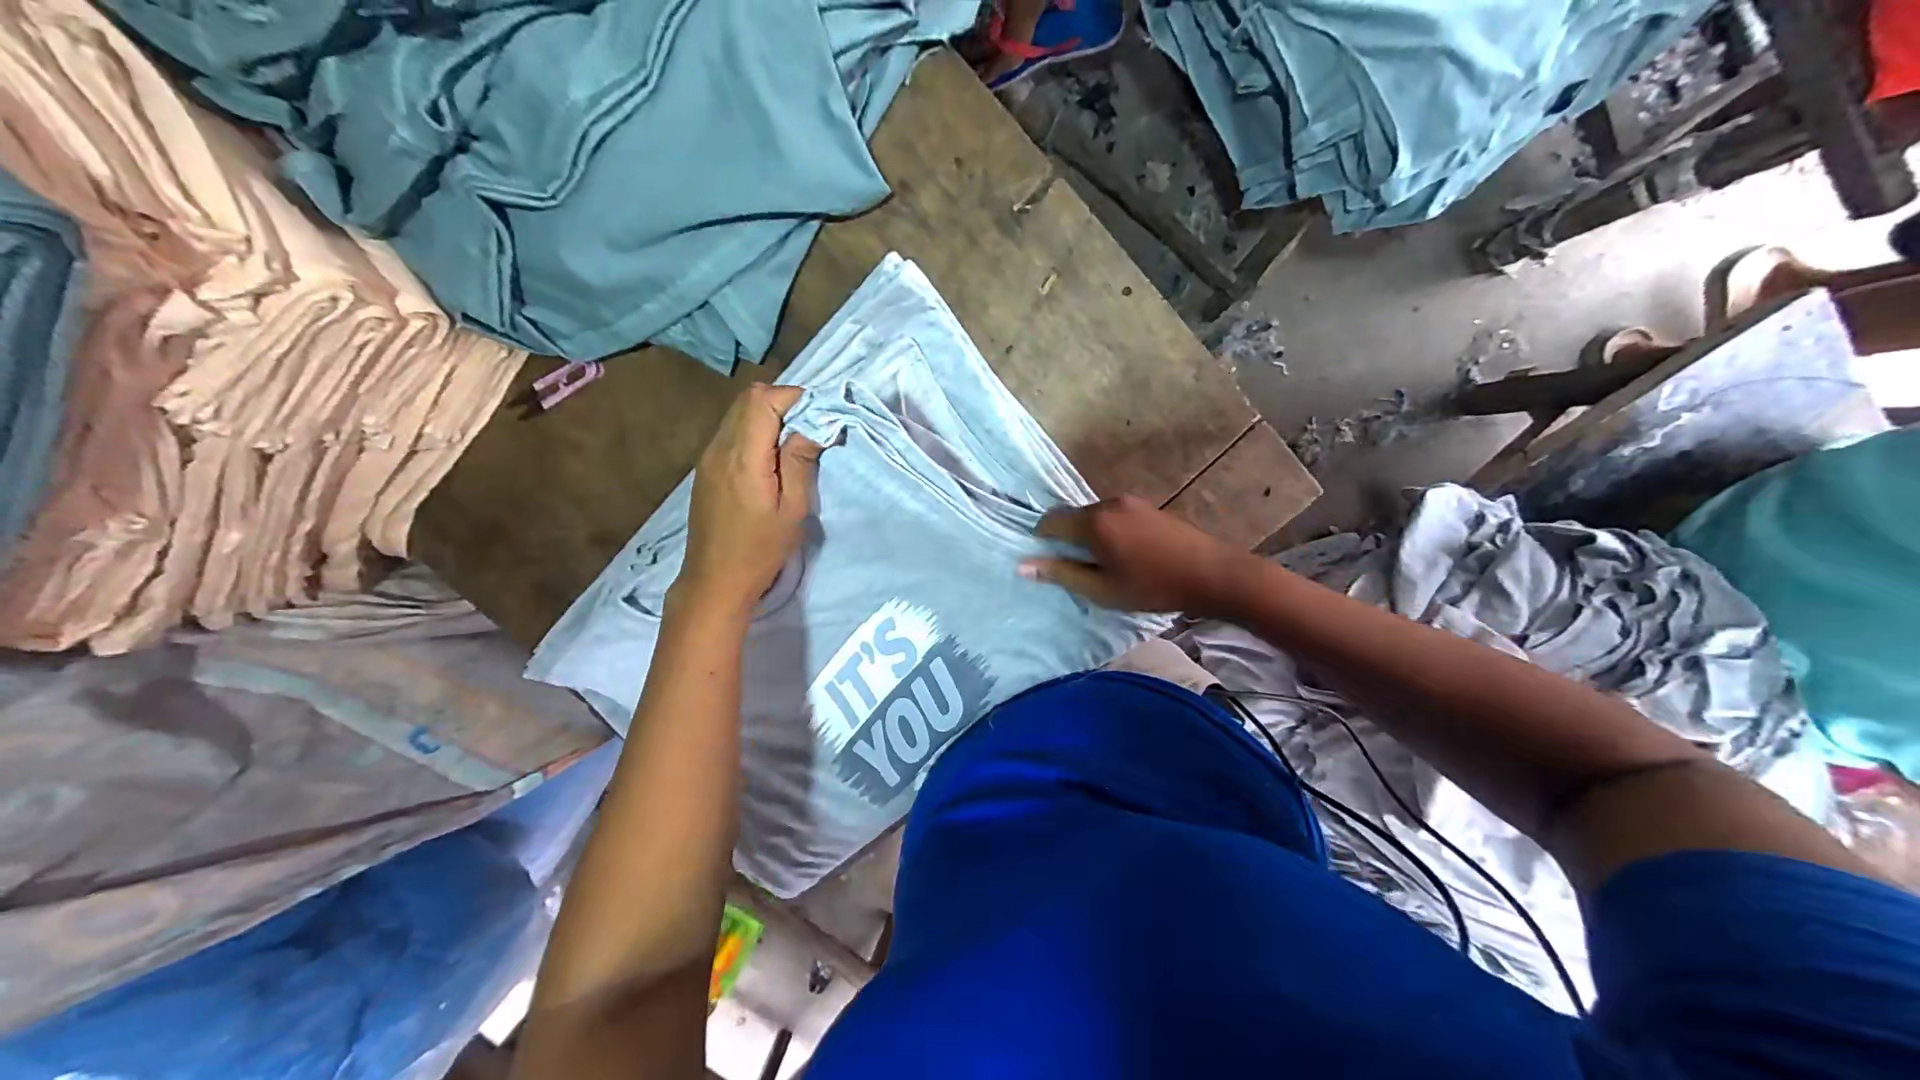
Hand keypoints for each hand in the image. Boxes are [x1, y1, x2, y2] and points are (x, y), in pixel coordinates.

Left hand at [676, 384, 821, 616]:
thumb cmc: (760, 550)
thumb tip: (814, 423)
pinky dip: (754, 429)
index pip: (763, 400)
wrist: (715, 580)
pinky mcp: (705, 467)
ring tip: (793, 442)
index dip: (794, 397)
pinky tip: (771, 457)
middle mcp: (719, 448)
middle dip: (782, 401)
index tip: (819, 414)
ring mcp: (708, 457)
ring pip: (737, 412)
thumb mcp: (792, 509)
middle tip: (810, 425)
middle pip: (748, 398)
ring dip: (768, 414)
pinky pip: (731, 430)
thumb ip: (799, 461)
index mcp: (743, 458)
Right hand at [1019, 495, 1254, 614]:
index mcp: (1093, 522)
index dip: (1041, 541)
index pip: (1050, 521)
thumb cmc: (1153, 587)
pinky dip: (1108, 532)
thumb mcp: (1101, 589)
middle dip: (1067, 539)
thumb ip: (1061, 573)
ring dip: (1089, 536)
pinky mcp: (1148, 507)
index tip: (1048, 563)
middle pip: (1072, 517)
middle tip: (1077, 570)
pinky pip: (1114, 516)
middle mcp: (1108, 504)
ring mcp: (1131, 502)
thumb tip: (1023, 564)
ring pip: (1094, 516)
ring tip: (1104, 566)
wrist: (1213, 574)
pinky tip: (1125, 556)